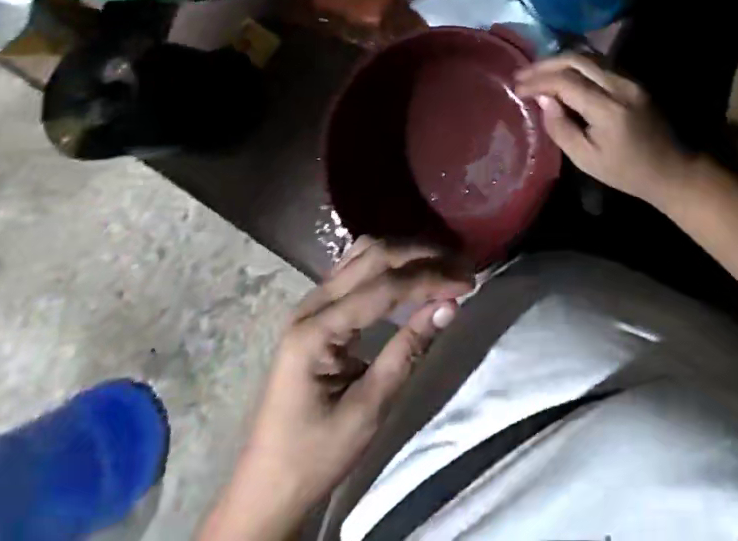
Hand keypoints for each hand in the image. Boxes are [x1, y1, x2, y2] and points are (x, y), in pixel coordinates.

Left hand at [198, 239, 471, 540]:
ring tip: (445, 264)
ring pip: (364, 255)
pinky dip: (390, 264)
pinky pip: (356, 269)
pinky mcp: (317, 311)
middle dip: (422, 256)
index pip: (383, 286)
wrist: (269, 484)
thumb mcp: (368, 410)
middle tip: (464, 267)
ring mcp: (311, 304)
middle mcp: (310, 304)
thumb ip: (407, 352)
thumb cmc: (316, 454)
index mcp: (316, 330)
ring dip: (407, 253)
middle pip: (373, 256)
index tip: (468, 281)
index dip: (429, 278)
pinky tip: (413, 274)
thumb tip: (449, 306)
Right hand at [514, 54, 693, 201]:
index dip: (538, 81)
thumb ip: (561, 128)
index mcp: (608, 108)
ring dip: (559, 60)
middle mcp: (620, 85)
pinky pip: (599, 63)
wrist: (673, 169)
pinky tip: (560, 74)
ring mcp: (629, 79)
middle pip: (576, 59)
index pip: (565, 81)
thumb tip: (543, 99)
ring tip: (537, 72)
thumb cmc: (627, 172)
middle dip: (545, 64)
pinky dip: (575, 64)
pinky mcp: (633, 79)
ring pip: (588, 56)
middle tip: (522, 75)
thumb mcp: (587, 160)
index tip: (517, 88)